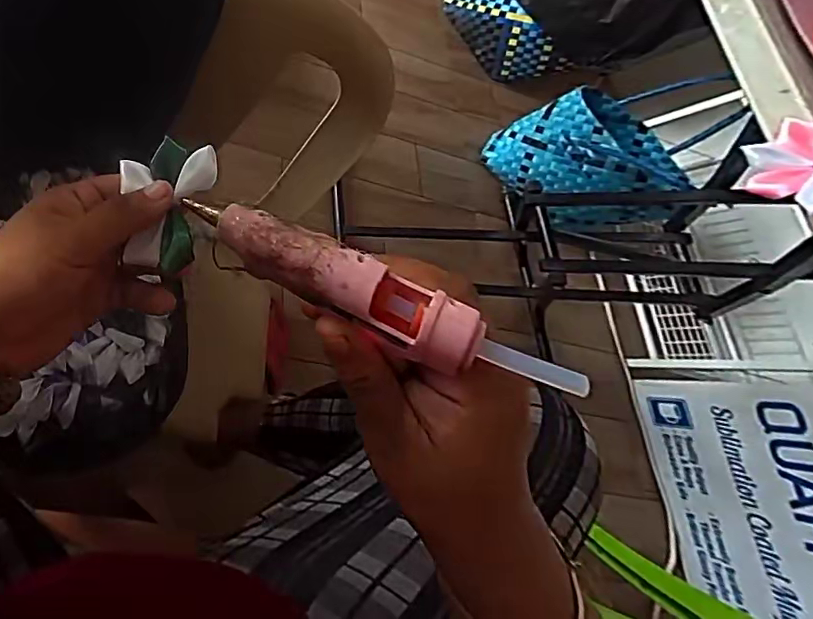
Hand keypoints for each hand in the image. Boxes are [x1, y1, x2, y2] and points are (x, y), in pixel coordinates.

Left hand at [0, 175, 176, 377]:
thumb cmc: (25, 271)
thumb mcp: (74, 238)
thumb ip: (122, 216)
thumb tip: (167, 188)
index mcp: (75, 203)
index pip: (122, 187)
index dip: (155, 192)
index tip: (191, 201)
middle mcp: (85, 229)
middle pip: (135, 222)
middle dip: (163, 231)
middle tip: (193, 244)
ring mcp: (89, 265)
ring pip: (135, 256)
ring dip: (160, 263)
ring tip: (185, 273)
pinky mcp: (92, 298)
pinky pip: (127, 289)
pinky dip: (146, 294)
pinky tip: (165, 303)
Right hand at [309, 255, 534, 533]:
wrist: (482, 532)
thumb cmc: (439, 494)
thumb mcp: (391, 438)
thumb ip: (364, 378)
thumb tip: (326, 322)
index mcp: (480, 371)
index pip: (444, 300)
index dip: (392, 282)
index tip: (340, 281)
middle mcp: (486, 352)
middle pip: (437, 289)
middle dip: (380, 281)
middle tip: (327, 285)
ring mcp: (476, 352)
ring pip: (428, 298)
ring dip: (379, 294)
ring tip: (331, 298)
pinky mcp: (460, 357)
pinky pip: (424, 318)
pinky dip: (386, 313)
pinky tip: (351, 319)